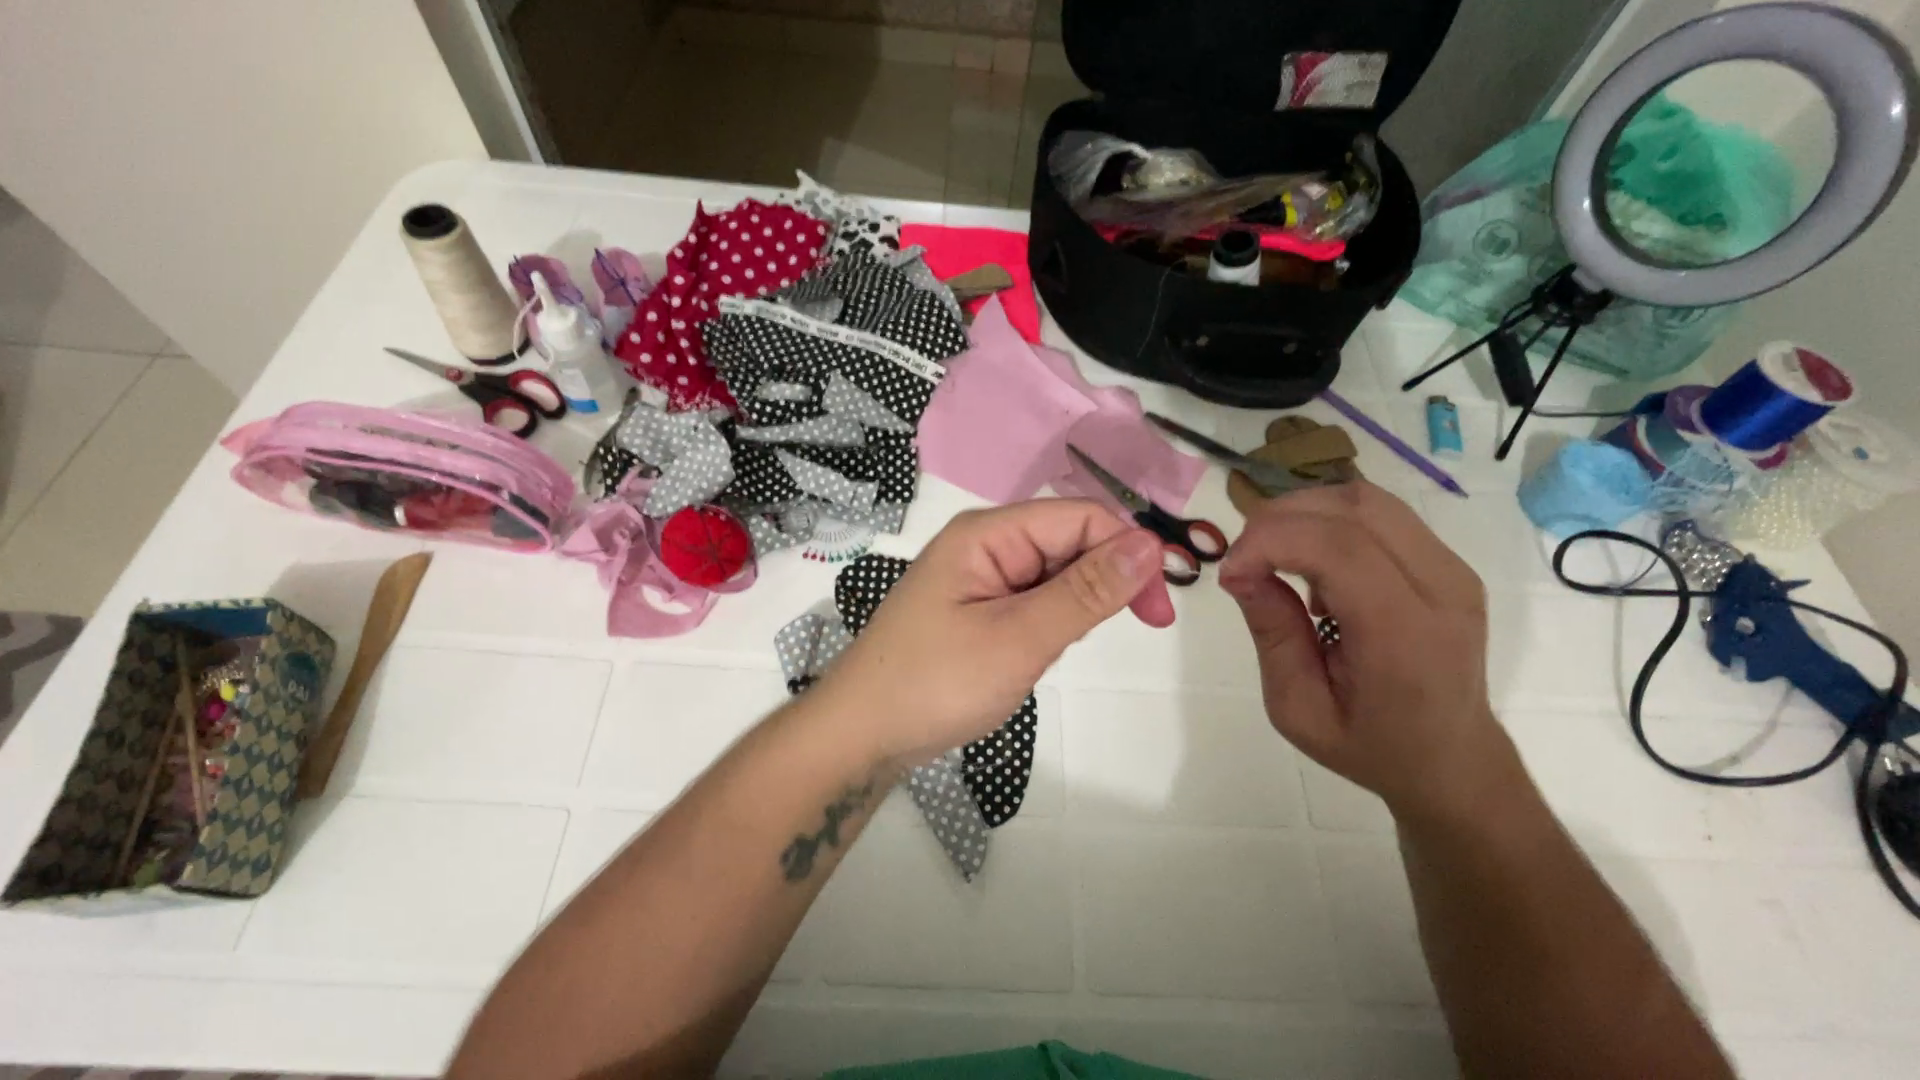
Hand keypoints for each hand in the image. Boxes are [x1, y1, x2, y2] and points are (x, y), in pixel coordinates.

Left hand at [815, 499, 1175, 766]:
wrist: (861, 735)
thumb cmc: (935, 684)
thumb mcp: (1018, 640)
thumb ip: (1085, 592)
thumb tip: (1150, 544)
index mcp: (988, 533)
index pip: (1080, 517)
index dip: (1128, 552)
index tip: (1159, 609)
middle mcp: (985, 544)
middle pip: (1069, 540)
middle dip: (1105, 581)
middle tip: (1125, 633)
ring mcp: (979, 578)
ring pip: (1055, 573)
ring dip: (1076, 606)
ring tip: (1051, 651)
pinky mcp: (977, 609)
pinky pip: (1033, 600)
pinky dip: (1051, 623)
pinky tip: (1038, 653)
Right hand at [1217, 481, 1523, 822]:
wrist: (1451, 761)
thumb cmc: (1370, 746)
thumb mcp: (1299, 709)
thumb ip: (1272, 634)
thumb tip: (1240, 571)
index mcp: (1406, 636)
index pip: (1339, 549)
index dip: (1271, 541)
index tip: (1231, 573)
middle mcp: (1441, 590)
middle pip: (1354, 508)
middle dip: (1281, 519)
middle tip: (1245, 561)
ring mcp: (1453, 570)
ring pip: (1368, 500)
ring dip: (1306, 514)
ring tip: (1275, 558)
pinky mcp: (1450, 564)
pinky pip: (1382, 516)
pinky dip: (1332, 524)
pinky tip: (1315, 568)